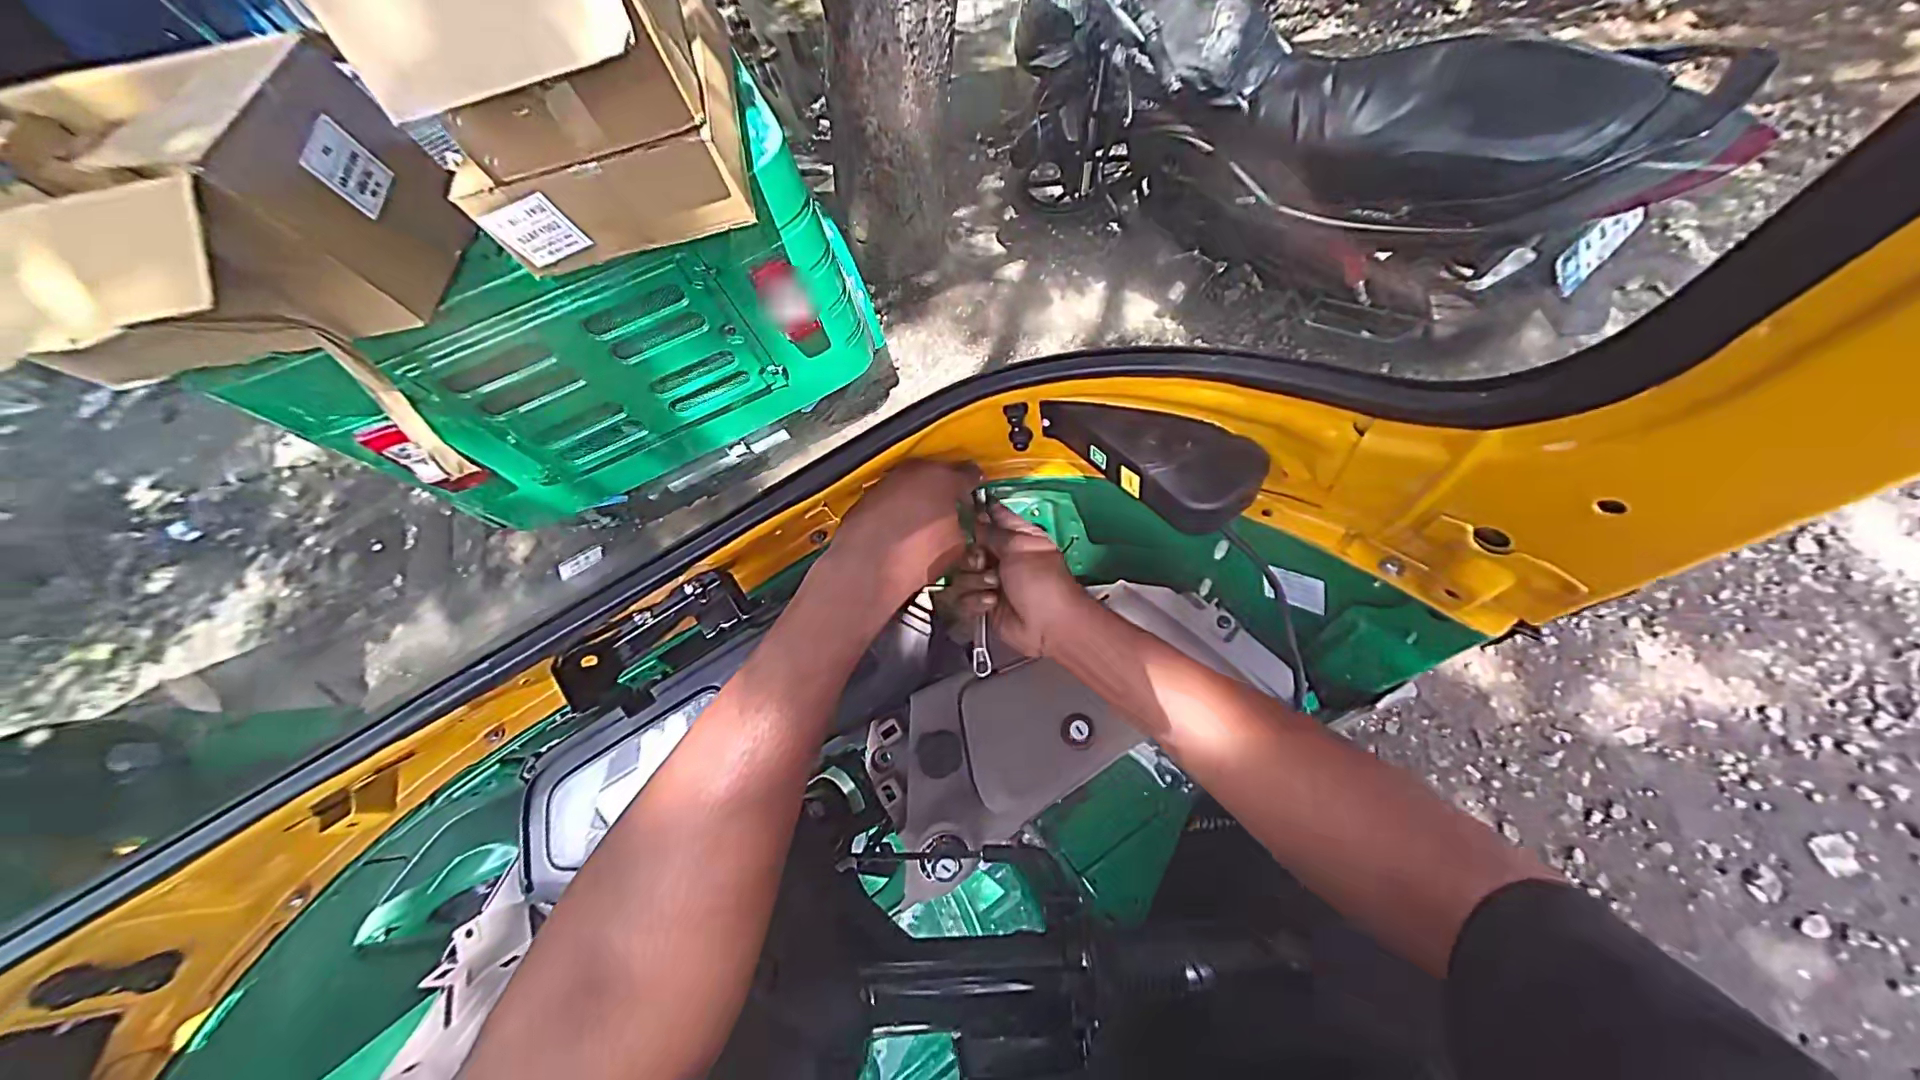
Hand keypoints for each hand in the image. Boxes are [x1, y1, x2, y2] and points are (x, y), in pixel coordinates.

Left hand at [812, 460, 981, 615]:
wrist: (867, 566)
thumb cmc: (915, 555)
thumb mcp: (955, 545)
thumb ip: (964, 525)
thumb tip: (961, 524)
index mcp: (945, 478)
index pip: (969, 474)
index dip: (975, 488)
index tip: (975, 498)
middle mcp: (916, 470)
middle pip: (940, 473)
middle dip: (946, 490)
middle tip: (951, 512)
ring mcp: (890, 480)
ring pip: (914, 483)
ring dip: (921, 497)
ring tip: (924, 524)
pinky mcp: (869, 494)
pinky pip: (894, 496)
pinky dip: (900, 506)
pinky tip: (902, 529)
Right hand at [943, 501, 1092, 657]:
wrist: (1047, 624)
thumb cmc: (1039, 580)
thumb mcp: (1018, 548)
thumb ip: (993, 532)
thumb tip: (978, 516)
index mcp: (1017, 538)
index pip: (995, 517)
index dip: (980, 513)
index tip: (965, 510)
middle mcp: (1002, 558)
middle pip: (970, 548)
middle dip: (973, 557)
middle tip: (982, 563)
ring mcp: (991, 582)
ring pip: (963, 574)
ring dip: (976, 581)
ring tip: (994, 588)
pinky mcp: (983, 604)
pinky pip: (963, 597)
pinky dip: (976, 600)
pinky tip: (991, 603)